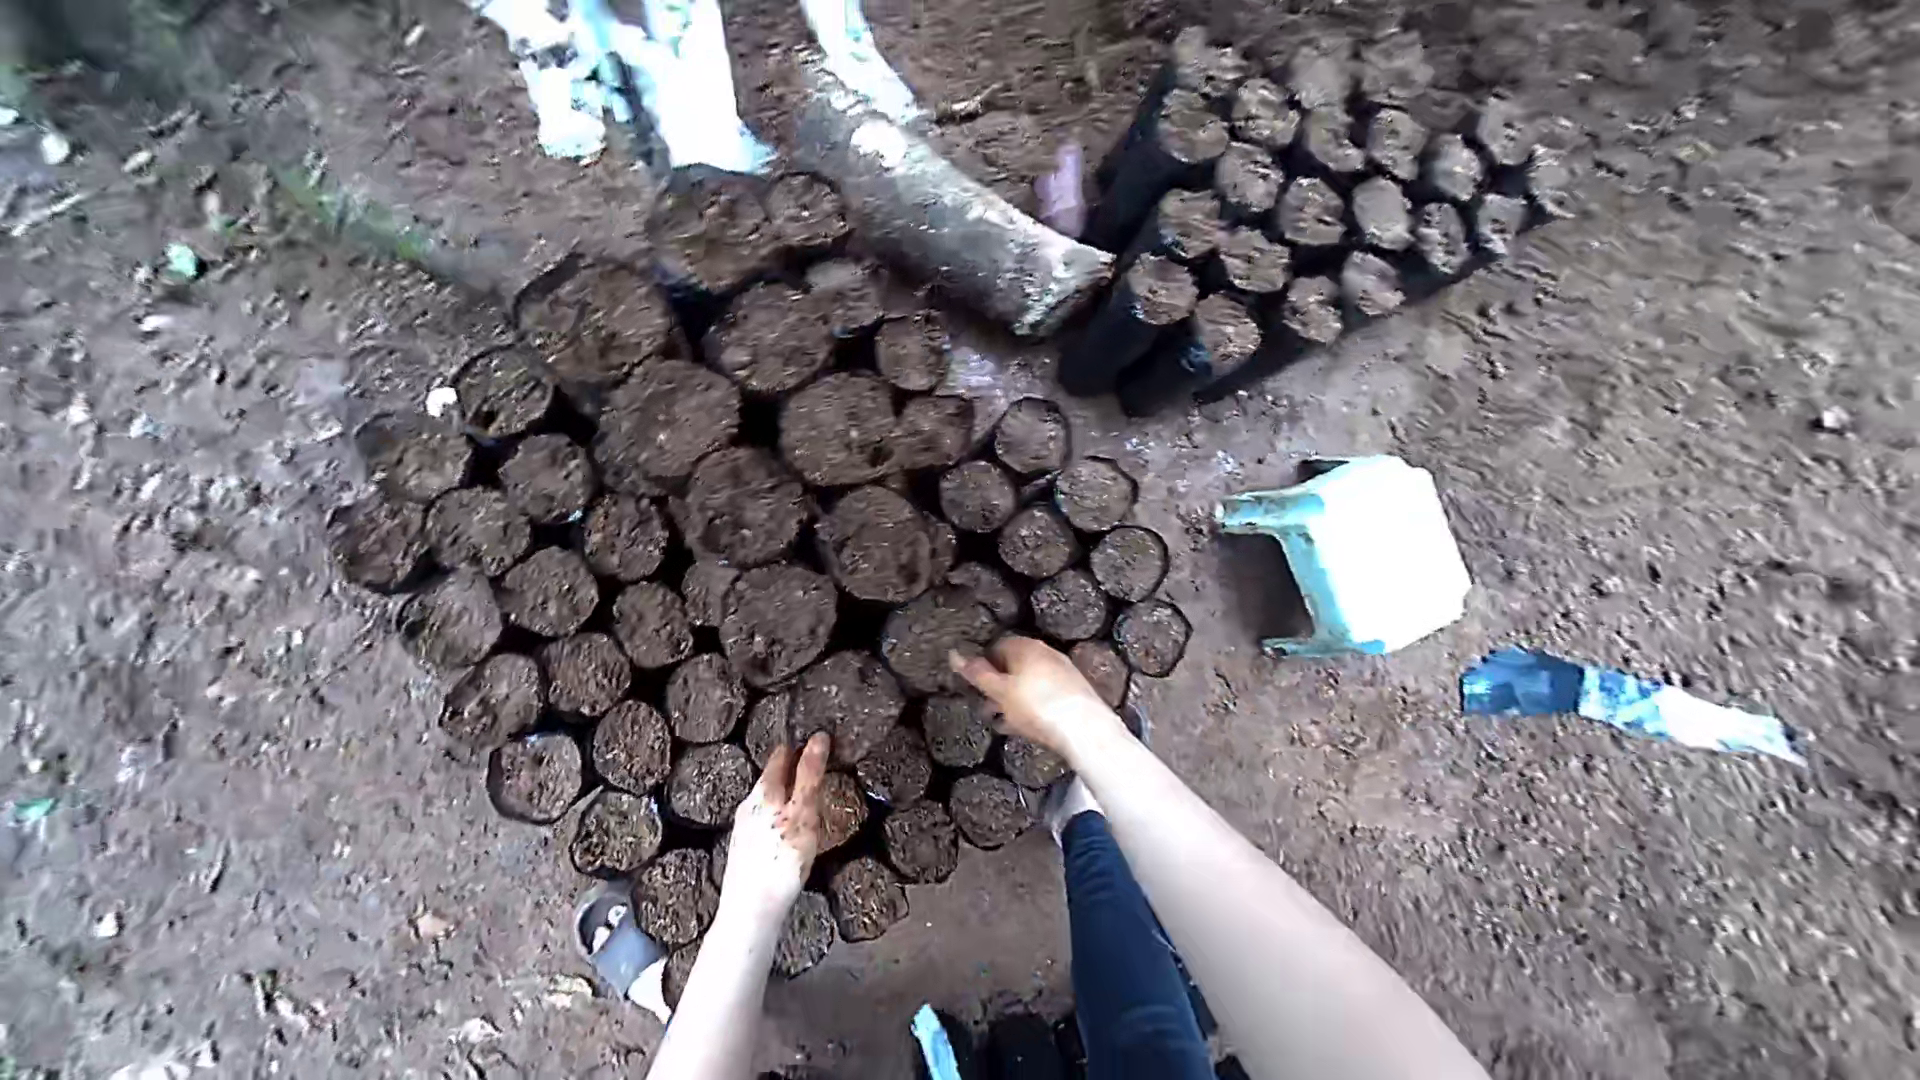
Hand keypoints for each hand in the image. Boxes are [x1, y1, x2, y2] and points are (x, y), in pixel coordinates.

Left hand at [718, 732, 829, 927]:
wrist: (749, 913)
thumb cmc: (781, 860)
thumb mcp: (803, 812)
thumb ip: (810, 774)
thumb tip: (818, 737)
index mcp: (764, 790)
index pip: (782, 754)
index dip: (800, 745)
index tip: (819, 740)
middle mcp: (750, 804)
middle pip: (773, 777)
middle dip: (793, 768)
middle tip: (818, 766)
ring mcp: (744, 828)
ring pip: (768, 799)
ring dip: (787, 792)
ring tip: (809, 795)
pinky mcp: (744, 849)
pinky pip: (765, 820)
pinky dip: (780, 814)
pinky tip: (790, 828)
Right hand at [949, 636, 1124, 760]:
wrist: (1085, 729)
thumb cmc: (1036, 706)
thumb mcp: (999, 691)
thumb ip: (976, 674)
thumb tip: (954, 654)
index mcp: (1026, 647)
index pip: (997, 646)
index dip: (983, 665)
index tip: (974, 685)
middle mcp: (1046, 653)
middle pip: (1014, 665)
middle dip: (998, 685)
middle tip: (986, 706)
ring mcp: (1062, 672)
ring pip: (1029, 682)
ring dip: (1013, 699)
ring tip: (1002, 721)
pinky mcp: (1074, 692)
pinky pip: (1045, 695)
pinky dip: (1031, 706)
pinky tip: (1025, 726)